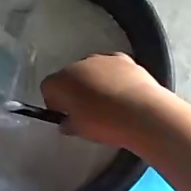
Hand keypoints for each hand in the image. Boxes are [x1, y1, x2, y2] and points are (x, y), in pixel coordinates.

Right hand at [40, 53, 175, 147]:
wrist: (143, 114)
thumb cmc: (104, 123)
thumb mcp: (79, 130)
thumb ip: (68, 123)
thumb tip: (67, 122)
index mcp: (61, 81)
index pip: (47, 88)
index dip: (54, 102)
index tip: (64, 115)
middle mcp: (78, 65)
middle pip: (69, 76)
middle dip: (74, 90)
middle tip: (85, 110)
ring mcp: (101, 59)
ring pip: (90, 69)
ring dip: (93, 82)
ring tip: (106, 102)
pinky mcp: (123, 59)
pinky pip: (111, 67)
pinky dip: (113, 76)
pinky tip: (122, 92)